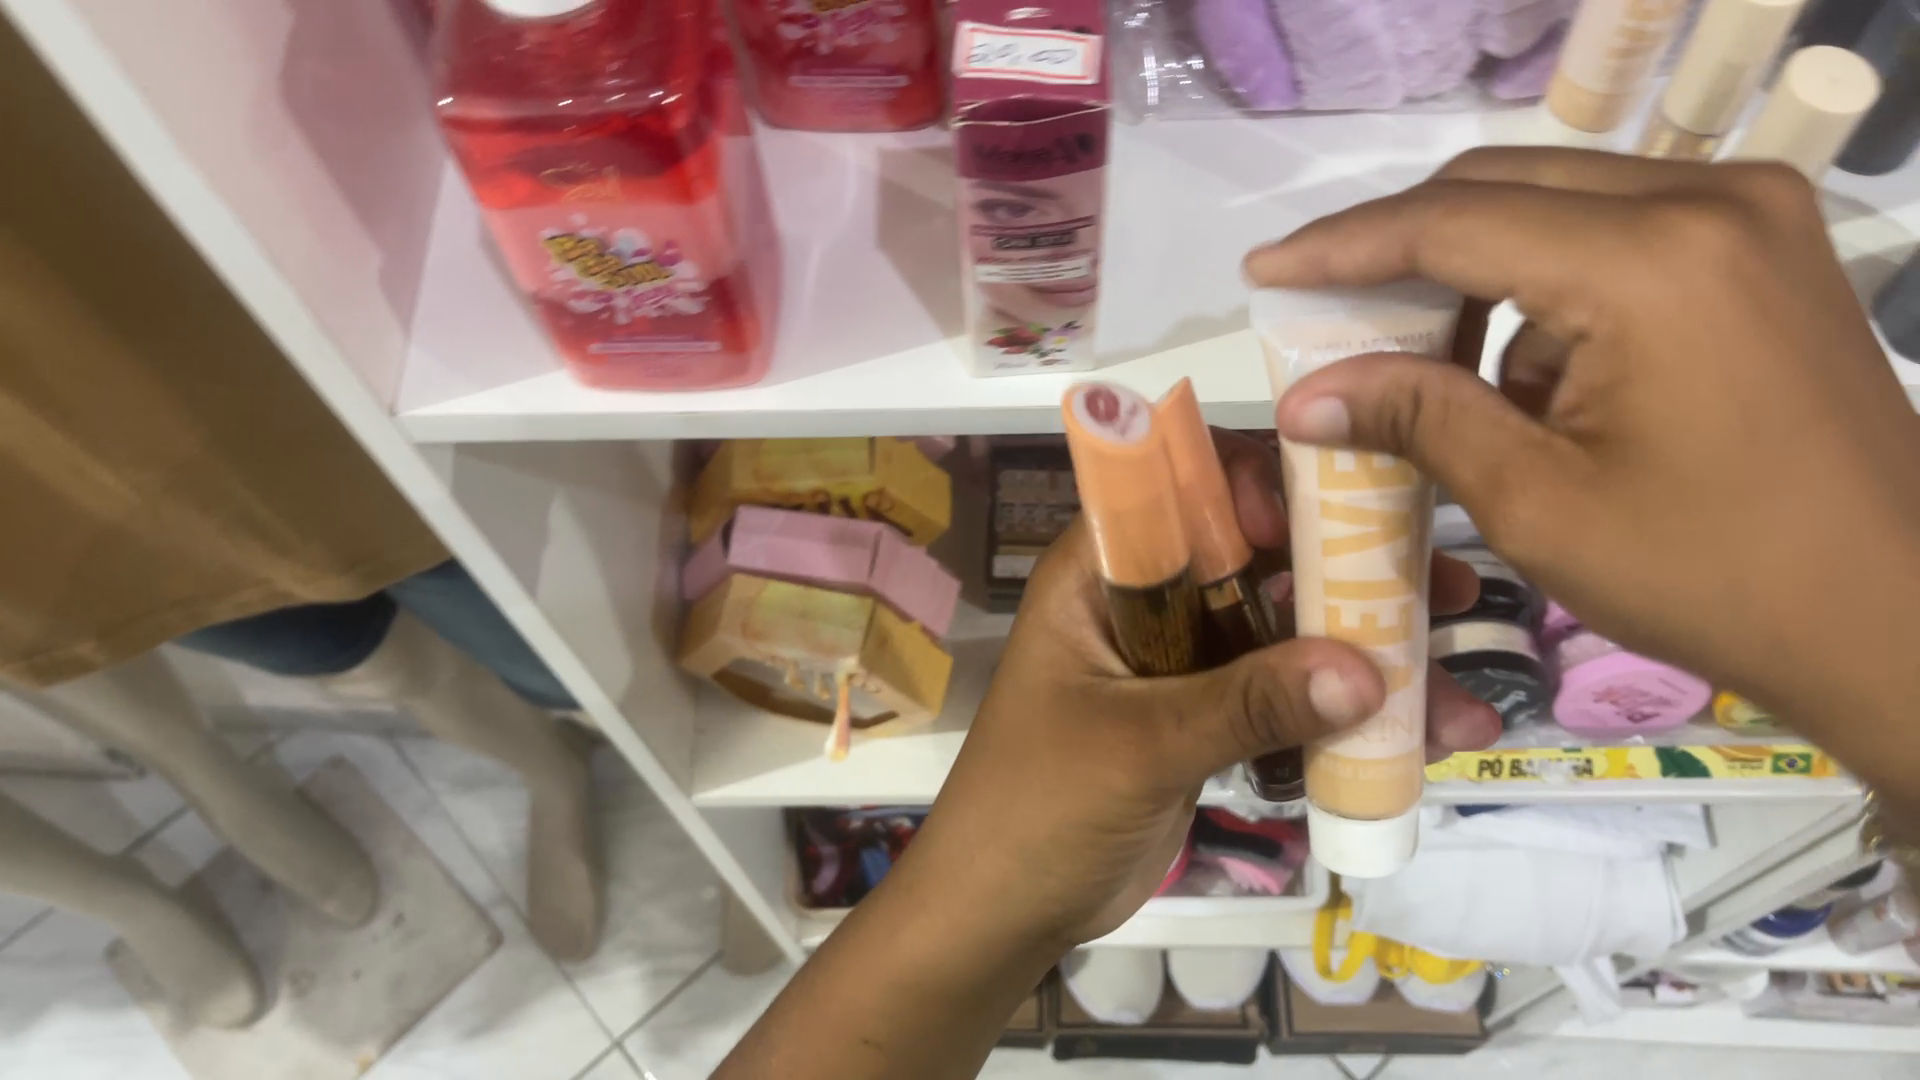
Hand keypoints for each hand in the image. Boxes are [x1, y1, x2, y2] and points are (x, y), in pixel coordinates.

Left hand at [894, 431, 1499, 953]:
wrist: (1005, 903)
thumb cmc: (1039, 804)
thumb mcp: (1137, 744)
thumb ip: (1243, 704)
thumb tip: (1365, 668)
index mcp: (1098, 578)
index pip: (1174, 494)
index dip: (1253, 488)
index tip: (1331, 520)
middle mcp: (1139, 604)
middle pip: (1248, 560)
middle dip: (1343, 571)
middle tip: (1443, 585)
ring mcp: (1174, 664)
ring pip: (1276, 634)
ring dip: (1361, 653)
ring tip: (1459, 685)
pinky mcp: (1200, 719)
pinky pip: (1278, 700)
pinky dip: (1338, 717)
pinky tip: (1421, 737)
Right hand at [1245, 148, 1919, 814]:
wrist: (1903, 618)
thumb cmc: (1711, 571)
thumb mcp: (1532, 501)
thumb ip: (1415, 419)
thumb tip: (1302, 397)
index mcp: (1651, 262)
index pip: (1449, 223)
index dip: (1338, 248)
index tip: (1261, 273)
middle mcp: (1705, 204)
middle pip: (1494, 187)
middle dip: (1387, 247)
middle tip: (1310, 306)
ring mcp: (1740, 222)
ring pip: (1543, 205)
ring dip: (1452, 272)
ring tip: (1391, 354)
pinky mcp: (1749, 256)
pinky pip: (1596, 239)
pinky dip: (1518, 291)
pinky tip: (1493, 369)